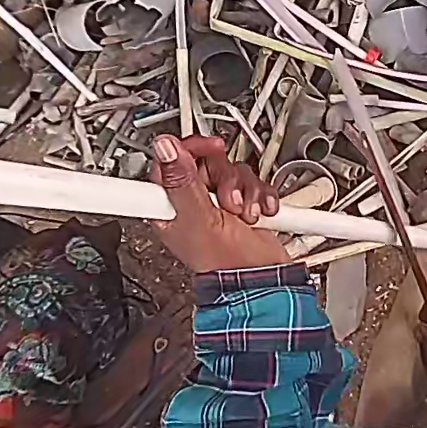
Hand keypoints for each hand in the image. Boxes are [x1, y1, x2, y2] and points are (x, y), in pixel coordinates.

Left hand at [148, 133, 286, 273]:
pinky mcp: (245, 202)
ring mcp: (220, 201)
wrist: (259, 280)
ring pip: (235, 170)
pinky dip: (262, 195)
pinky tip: (261, 213)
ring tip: (244, 215)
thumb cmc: (223, 263)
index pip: (172, 159)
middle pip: (209, 162)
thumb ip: (181, 182)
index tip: (208, 150)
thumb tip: (164, 147)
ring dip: (247, 192)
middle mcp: (194, 199)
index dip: (191, 150)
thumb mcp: (198, 219)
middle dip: (227, 179)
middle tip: (228, 201)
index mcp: (171, 203)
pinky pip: (256, 181)